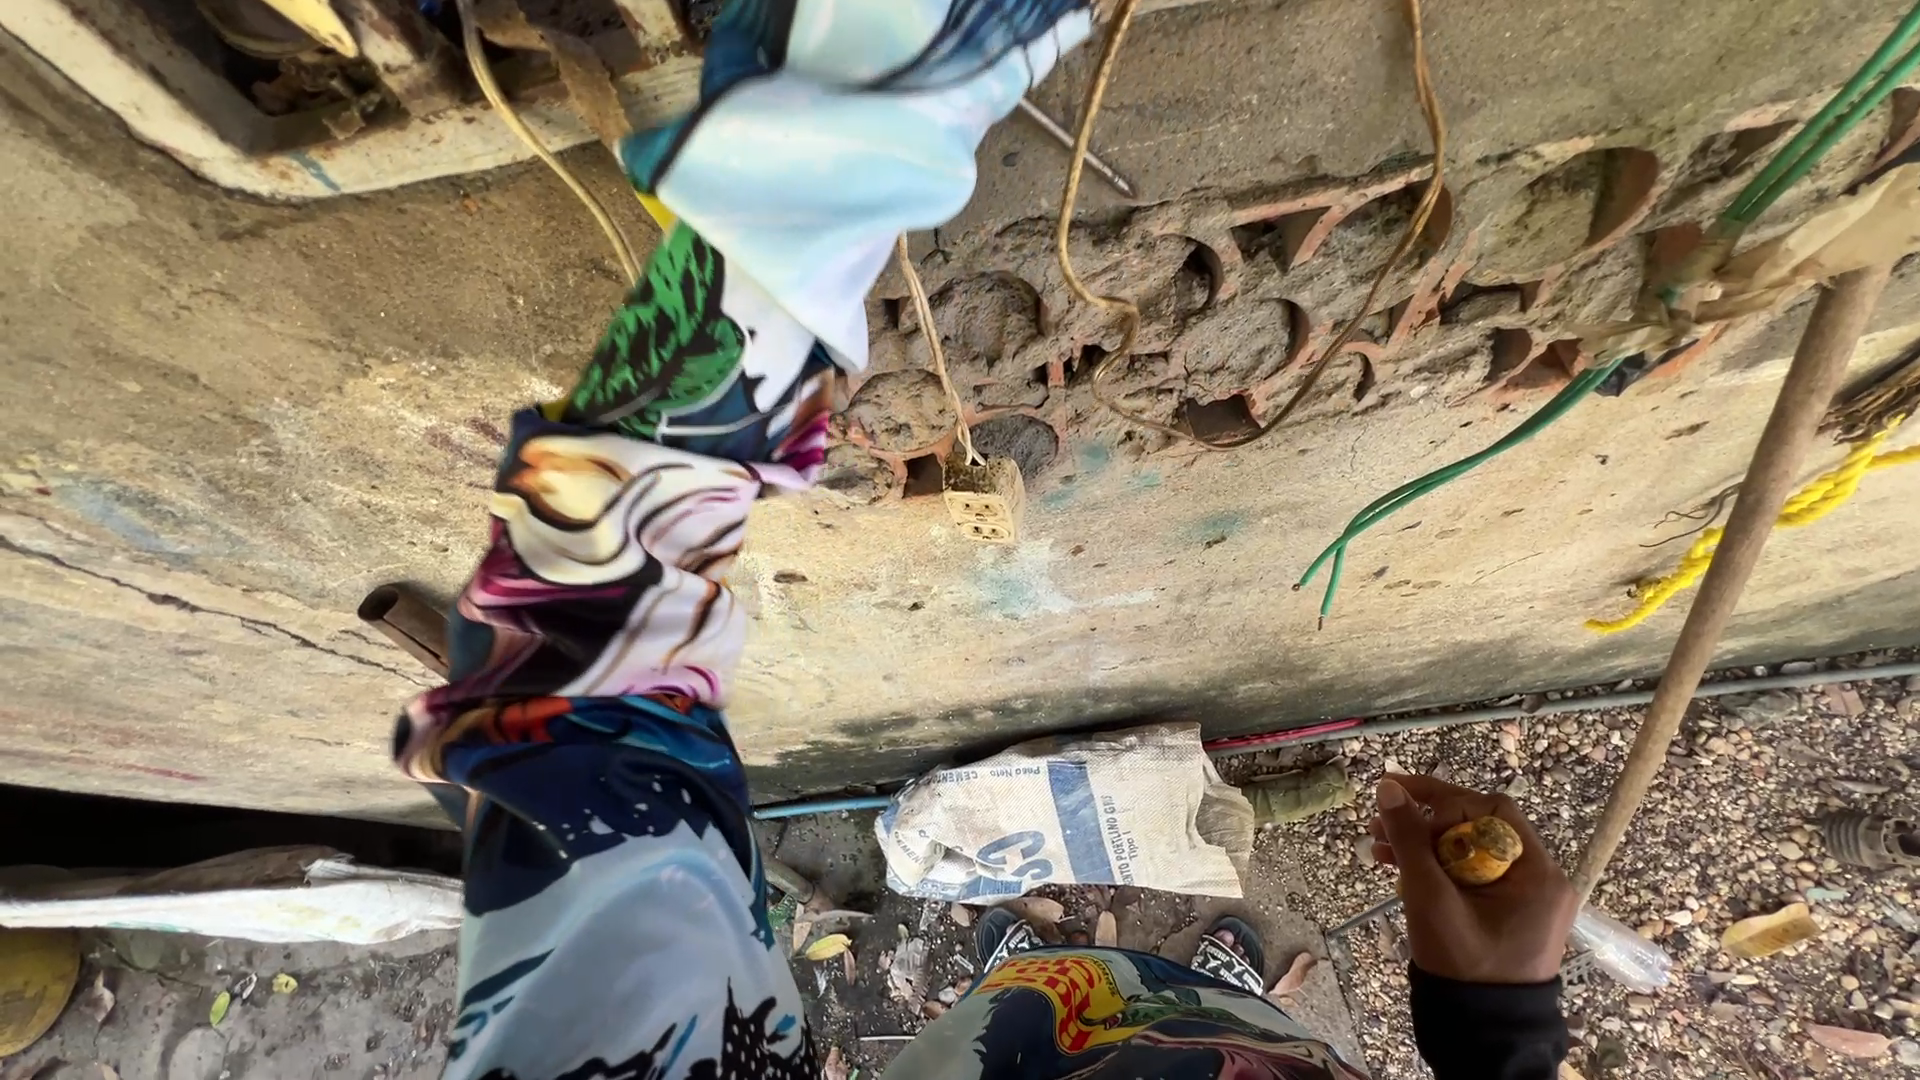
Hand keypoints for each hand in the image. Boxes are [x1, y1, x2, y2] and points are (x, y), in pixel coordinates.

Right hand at [1369, 773, 1577, 983]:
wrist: (1482, 1030)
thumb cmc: (1462, 961)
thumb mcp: (1429, 895)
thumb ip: (1409, 837)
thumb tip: (1388, 786)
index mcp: (1536, 873)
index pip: (1491, 810)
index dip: (1445, 804)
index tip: (1405, 813)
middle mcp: (1538, 877)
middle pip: (1477, 824)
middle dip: (1424, 820)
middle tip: (1381, 824)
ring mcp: (1522, 895)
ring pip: (1466, 845)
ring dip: (1421, 840)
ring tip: (1378, 845)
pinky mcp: (1504, 908)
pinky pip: (1467, 868)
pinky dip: (1432, 862)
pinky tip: (1395, 865)